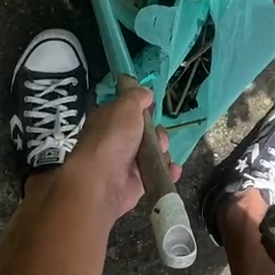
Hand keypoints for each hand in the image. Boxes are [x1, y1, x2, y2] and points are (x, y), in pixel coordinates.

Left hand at [57, 87, 180, 225]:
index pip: (129, 112)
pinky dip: (167, 171)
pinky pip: (159, 173)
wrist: (103, 179)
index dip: (143, 110)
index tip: (152, 109)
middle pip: (148, 133)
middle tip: (155, 137)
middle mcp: (118, 141)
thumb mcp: (126, 106)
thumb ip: (137, 96)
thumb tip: (146, 92)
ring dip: (163, 152)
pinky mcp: (139, 182)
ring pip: (156, 152)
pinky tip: (171, 169)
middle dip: (158, 134)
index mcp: (110, 121)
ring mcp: (128, 163)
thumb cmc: (112, 136)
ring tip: (159, 154)